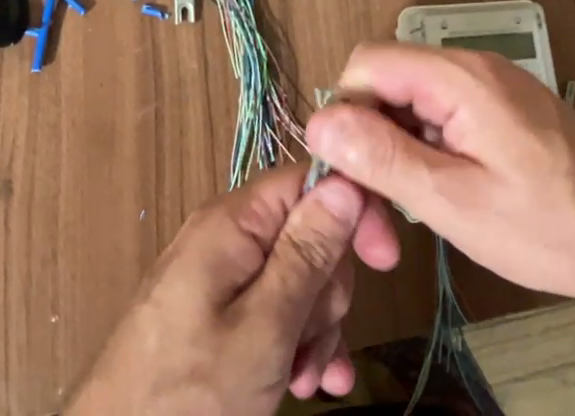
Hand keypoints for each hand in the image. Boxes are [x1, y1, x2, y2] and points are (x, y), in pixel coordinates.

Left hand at [67, 165, 400, 412]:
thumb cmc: (190, 395)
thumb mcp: (265, 327)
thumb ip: (307, 252)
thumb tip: (348, 179)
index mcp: (233, 223)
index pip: (311, 180)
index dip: (355, 211)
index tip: (384, 261)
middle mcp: (225, 238)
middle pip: (308, 234)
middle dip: (327, 289)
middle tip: (316, 338)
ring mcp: (218, 278)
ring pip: (297, 278)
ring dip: (314, 327)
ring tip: (306, 377)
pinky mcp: (213, 316)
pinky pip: (272, 309)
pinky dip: (294, 341)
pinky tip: (308, 381)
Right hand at [305, 42, 574, 313]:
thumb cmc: (549, 229)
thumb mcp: (454, 201)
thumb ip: (383, 157)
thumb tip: (320, 122)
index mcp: (459, 77)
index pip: (366, 62)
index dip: (345, 114)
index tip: (349, 175)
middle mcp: (475, 68)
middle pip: (389, 82)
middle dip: (368, 141)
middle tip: (375, 218)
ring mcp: (495, 88)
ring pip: (414, 104)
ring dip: (397, 154)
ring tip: (405, 221)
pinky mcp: (508, 111)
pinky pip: (446, 116)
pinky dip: (429, 152)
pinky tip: (442, 198)